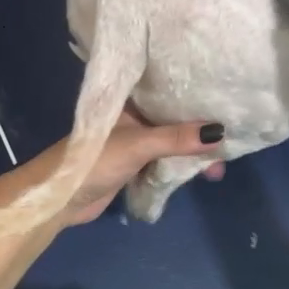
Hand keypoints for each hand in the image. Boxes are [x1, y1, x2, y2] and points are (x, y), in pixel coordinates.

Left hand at [17, 110, 225, 225]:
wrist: (59, 198)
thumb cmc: (94, 160)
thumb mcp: (138, 145)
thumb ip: (176, 139)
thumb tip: (219, 134)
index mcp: (128, 100)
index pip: (167, 90)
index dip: (194, 95)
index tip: (225, 100)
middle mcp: (131, 117)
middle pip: (173, 120)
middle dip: (199, 131)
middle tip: (229, 145)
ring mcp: (132, 144)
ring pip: (170, 144)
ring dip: (191, 154)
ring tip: (218, 166)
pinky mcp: (131, 167)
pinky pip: (162, 162)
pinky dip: (178, 167)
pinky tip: (198, 174)